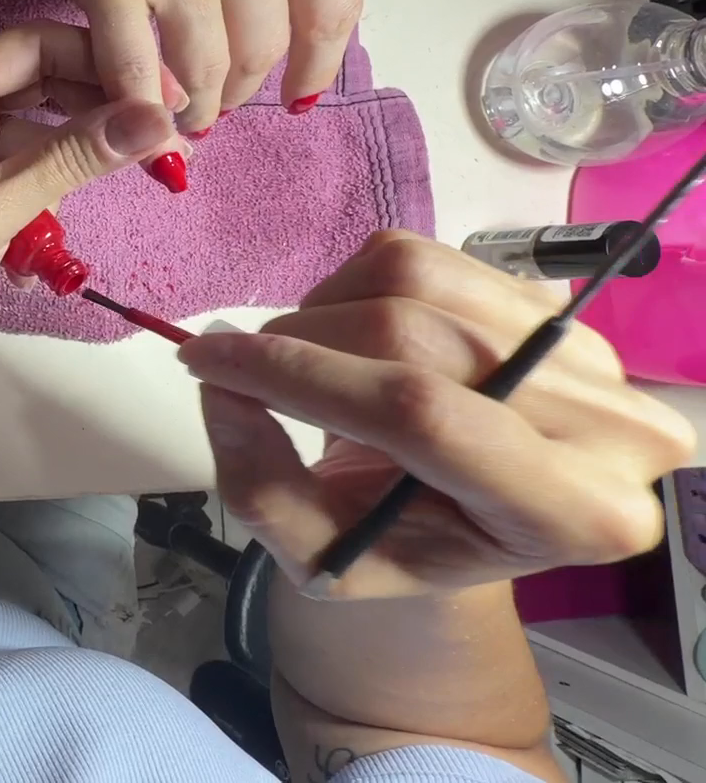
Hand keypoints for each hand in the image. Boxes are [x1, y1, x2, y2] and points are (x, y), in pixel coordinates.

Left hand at [0, 22, 172, 355]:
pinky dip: (39, 204)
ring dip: (64, 175)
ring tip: (77, 215)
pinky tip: (33, 254)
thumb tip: (154, 118)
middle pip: (42, 86)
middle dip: (95, 120)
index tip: (165, 92)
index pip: (33, 47)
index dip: (101, 61)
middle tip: (162, 148)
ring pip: (39, 135)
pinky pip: (22, 172)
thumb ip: (73, 158)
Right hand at [180, 232, 695, 598]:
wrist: (451, 516)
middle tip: (241, 374)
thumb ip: (259, 487)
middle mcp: (609, 425)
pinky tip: (348, 334)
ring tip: (309, 360)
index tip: (201, 362)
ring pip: (409, 280)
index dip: (292, 374)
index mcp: (569, 511)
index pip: (416, 413)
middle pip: (404, 335)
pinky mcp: (540, 302)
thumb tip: (219, 387)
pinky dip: (345, 285)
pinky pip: (413, 256)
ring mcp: (583, 350)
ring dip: (317, 311)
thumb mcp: (317, 554)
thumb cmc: (391, 541)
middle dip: (290, 345)